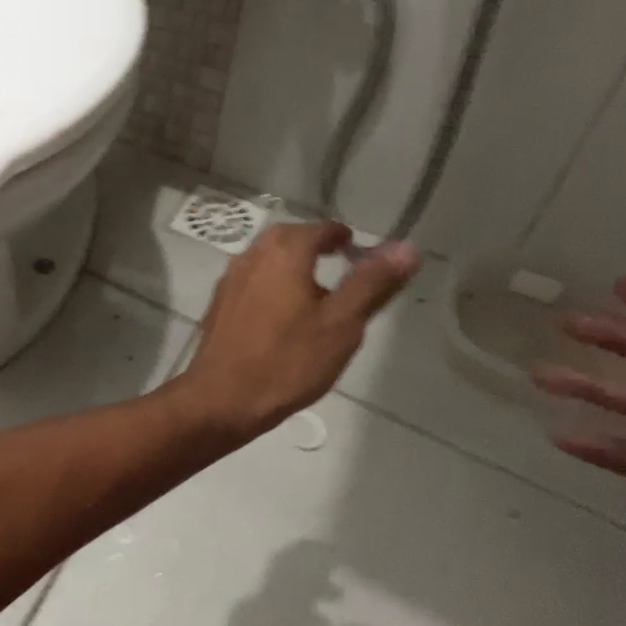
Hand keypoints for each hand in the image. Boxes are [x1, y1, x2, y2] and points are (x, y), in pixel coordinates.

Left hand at [169, 220, 417, 442]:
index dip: (340, 236)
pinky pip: (251, 278)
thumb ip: (372, 283)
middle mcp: (251, 256)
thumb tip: (406, 247)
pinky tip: (283, 311)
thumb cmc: (288, 360)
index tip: (356, 247)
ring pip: (265, 257)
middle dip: (313, 243)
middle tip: (339, 260)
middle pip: (286, 237)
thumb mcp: (342, 323)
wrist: (223, 396)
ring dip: (291, 262)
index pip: (317, 229)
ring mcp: (230, 279)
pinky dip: (272, 281)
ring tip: (316, 288)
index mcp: (282, 253)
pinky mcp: (220, 302)